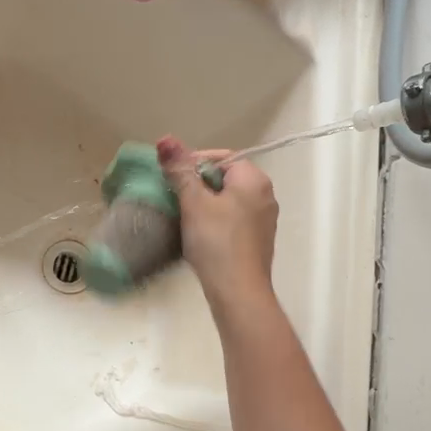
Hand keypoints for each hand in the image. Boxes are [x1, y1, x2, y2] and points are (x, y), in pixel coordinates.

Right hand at [156, 136, 278, 297]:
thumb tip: (165, 138)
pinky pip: (233, 221)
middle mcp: (265, 195)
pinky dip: (216, 223)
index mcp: (253, 180)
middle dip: (198, 186)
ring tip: (183, 219)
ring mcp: (264, 220)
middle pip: (225, 179)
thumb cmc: (216, 242)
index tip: (172, 180)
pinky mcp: (258, 241)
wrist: (237, 291)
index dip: (193, 164)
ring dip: (205, 206)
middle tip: (175, 200)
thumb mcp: (193, 203)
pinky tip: (200, 238)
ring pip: (229, 201)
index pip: (221, 158)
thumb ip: (180, 170)